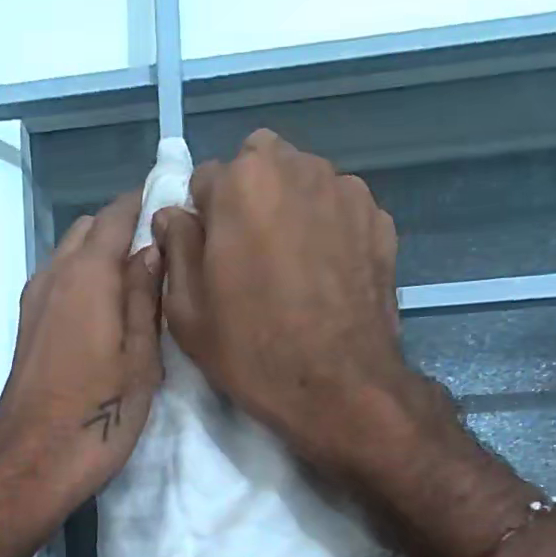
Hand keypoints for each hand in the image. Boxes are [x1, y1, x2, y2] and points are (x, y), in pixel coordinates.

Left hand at [0, 192, 163, 526]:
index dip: (144, 202)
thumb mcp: (141, 361)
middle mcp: (54, 277)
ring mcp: (34, 303)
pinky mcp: (28, 329)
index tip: (176, 203)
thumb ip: (144, 299)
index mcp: (87, 277)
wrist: (31, 463)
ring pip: (70, 255)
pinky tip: (109, 308)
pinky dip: (85, 278)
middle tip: (165, 251)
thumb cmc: (97, 416)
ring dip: (102, 254)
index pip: (116, 217)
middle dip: (124, 227)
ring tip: (142, 280)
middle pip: (89, 230)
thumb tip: (152, 250)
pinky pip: (59, 281)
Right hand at [154, 129, 443, 482]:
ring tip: (293, 271)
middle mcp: (300, 168)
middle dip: (250, 200)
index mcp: (244, 181)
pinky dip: (329, 231)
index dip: (204, 220)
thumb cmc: (253, 351)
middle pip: (261, 168)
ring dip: (291, 212)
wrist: (340, 388)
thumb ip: (176, 248)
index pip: (206, 178)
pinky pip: (341, 212)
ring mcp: (349, 193)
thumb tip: (174, 216)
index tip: (211, 258)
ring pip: (305, 186)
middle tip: (250, 259)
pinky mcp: (381, 223)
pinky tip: (327, 278)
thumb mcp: (187, 311)